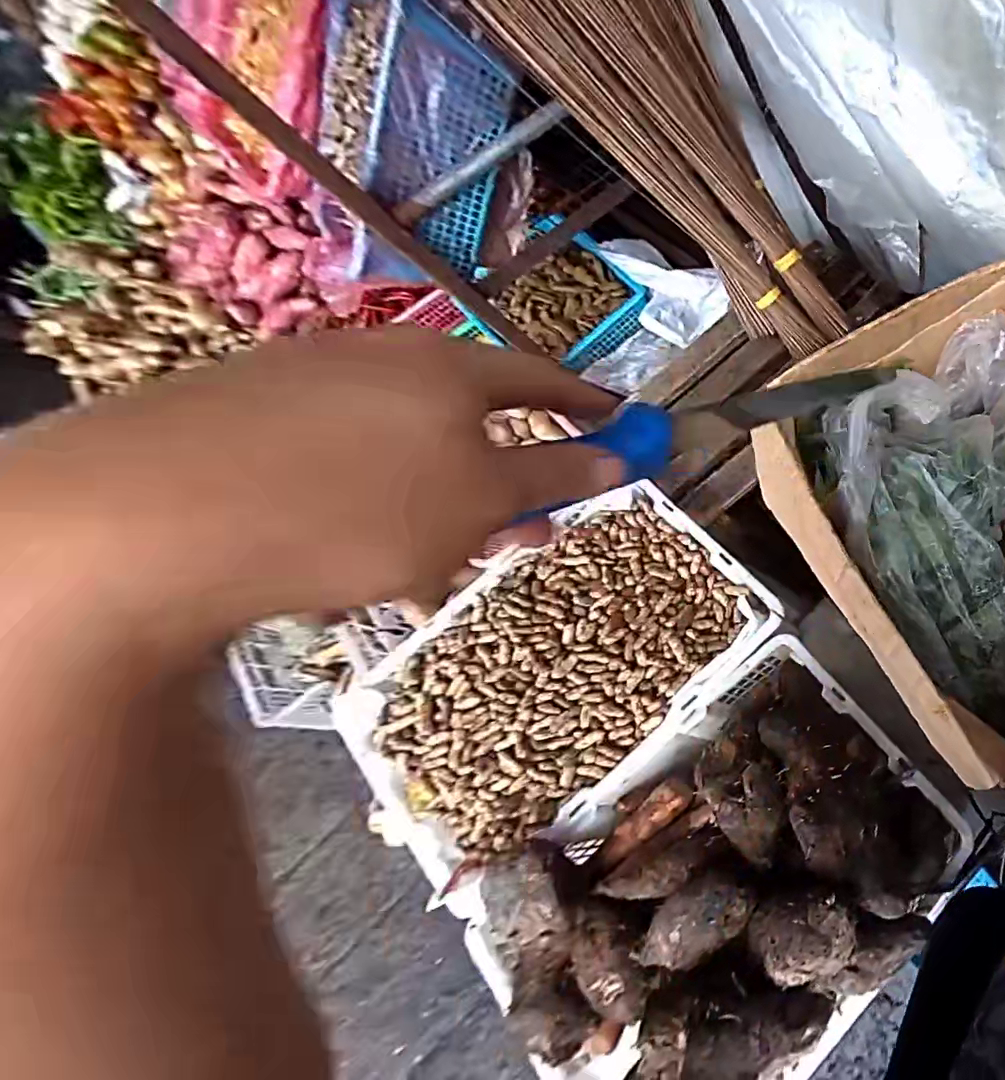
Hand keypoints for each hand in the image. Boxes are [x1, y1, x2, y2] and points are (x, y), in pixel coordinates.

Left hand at [0, 327, 622, 645]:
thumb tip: (617, 458)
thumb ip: (558, 476)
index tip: (623, 427)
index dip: (592, 405)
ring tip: (454, 552)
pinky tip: (372, 546)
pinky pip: (354, 456)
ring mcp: (306, 384)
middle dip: (520, 471)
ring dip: (455, 495)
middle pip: (480, 414)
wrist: (131, 531)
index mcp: (445, 368)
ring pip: (417, 443)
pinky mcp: (245, 419)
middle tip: (537, 522)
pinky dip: (389, 496)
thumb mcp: (483, 501)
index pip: (545, 378)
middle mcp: (379, 360)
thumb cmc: (355, 510)